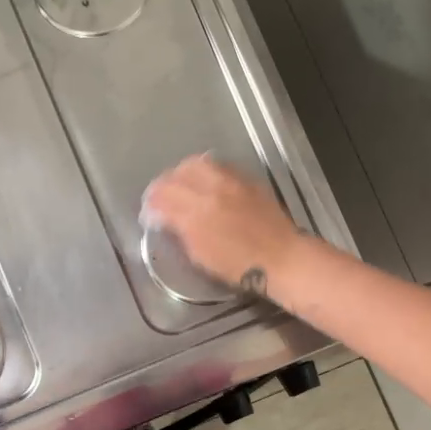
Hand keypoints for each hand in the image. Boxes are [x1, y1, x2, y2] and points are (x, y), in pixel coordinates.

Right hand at [144, 154, 301, 294]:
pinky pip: (216, 165)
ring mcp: (229, 180)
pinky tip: (203, 182)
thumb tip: (164, 218)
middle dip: (162, 185)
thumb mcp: (200, 255)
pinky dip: (203, 171)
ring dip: (181, 173)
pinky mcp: (244, 178)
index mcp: (195, 214)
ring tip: (179, 185)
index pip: (161, 197)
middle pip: (175, 175)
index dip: (150, 204)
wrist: (280, 257)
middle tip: (159, 197)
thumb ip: (180, 232)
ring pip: (195, 163)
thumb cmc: (238, 265)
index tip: (149, 213)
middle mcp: (210, 190)